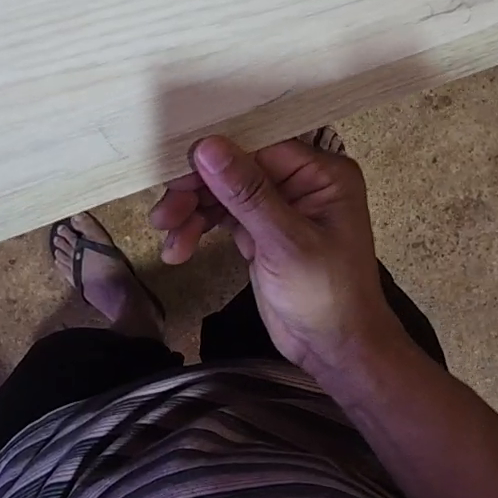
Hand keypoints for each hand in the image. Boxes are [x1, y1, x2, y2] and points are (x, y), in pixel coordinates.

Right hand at [149, 135, 408, 371]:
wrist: (334, 351)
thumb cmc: (325, 295)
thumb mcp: (285, 242)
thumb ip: (246, 193)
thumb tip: (207, 146)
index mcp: (320, 173)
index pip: (258, 147)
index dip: (216, 157)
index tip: (178, 172)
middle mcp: (299, 181)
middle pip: (234, 168)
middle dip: (197, 191)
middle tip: (164, 215)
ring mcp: (277, 205)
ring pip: (221, 192)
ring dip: (191, 213)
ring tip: (168, 238)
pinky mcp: (258, 230)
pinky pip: (220, 216)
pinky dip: (198, 229)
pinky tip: (178, 250)